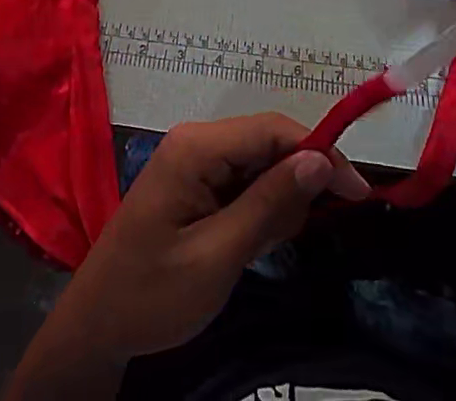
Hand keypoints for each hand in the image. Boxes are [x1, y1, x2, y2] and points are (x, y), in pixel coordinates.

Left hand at [5, 115, 367, 398]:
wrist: (96, 325)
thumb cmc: (152, 294)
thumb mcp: (217, 255)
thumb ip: (270, 205)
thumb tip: (321, 161)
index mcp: (196, 147)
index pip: (274, 129)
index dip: (321, 153)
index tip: (358, 193)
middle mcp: (196, 141)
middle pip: (269, 142)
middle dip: (297, 183)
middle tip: (299, 235)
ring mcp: (194, 160)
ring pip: (261, 163)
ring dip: (278, 201)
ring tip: (260, 247)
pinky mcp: (195, 181)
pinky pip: (244, 181)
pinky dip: (260, 209)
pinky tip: (248, 242)